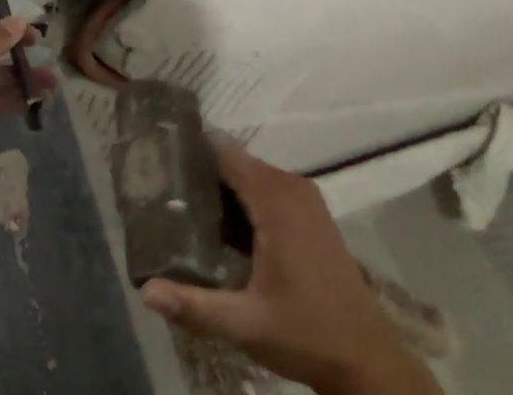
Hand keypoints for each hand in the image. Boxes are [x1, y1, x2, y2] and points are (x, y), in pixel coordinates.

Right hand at [138, 143, 439, 394]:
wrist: (367, 362)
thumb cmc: (308, 335)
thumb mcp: (245, 324)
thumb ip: (195, 306)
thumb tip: (144, 290)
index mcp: (277, 202)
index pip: (225, 152)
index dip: (190, 149)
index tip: (154, 157)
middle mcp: (293, 189)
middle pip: (234, 162)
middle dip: (197, 171)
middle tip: (155, 189)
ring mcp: (305, 202)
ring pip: (248, 177)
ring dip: (216, 187)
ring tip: (173, 203)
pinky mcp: (310, 217)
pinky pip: (264, 191)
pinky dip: (238, 200)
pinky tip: (212, 224)